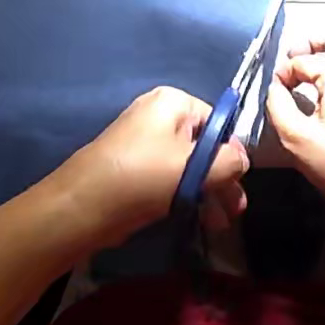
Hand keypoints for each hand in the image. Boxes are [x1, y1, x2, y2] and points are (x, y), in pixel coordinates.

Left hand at [50, 86, 249, 248]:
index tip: (239, 183)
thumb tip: (242, 160)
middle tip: (235, 210)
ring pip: (189, 165)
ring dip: (208, 192)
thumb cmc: (143, 177)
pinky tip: (200, 218)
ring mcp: (146, 142)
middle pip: (204, 145)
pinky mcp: (137, 168)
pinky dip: (187, 195)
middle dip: (222, 178)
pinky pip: (171, 177)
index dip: (232, 153)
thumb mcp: (194, 167)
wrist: (83, 206)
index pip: (218, 122)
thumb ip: (229, 161)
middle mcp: (160, 115)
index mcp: (173, 102)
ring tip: (219, 222)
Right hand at [265, 41, 324, 239]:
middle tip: (291, 57)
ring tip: (300, 75)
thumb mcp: (295, 135)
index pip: (303, 60)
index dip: (283, 72)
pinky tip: (316, 95)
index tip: (273, 90)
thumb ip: (277, 104)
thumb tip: (274, 89)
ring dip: (323, 59)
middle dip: (310, 45)